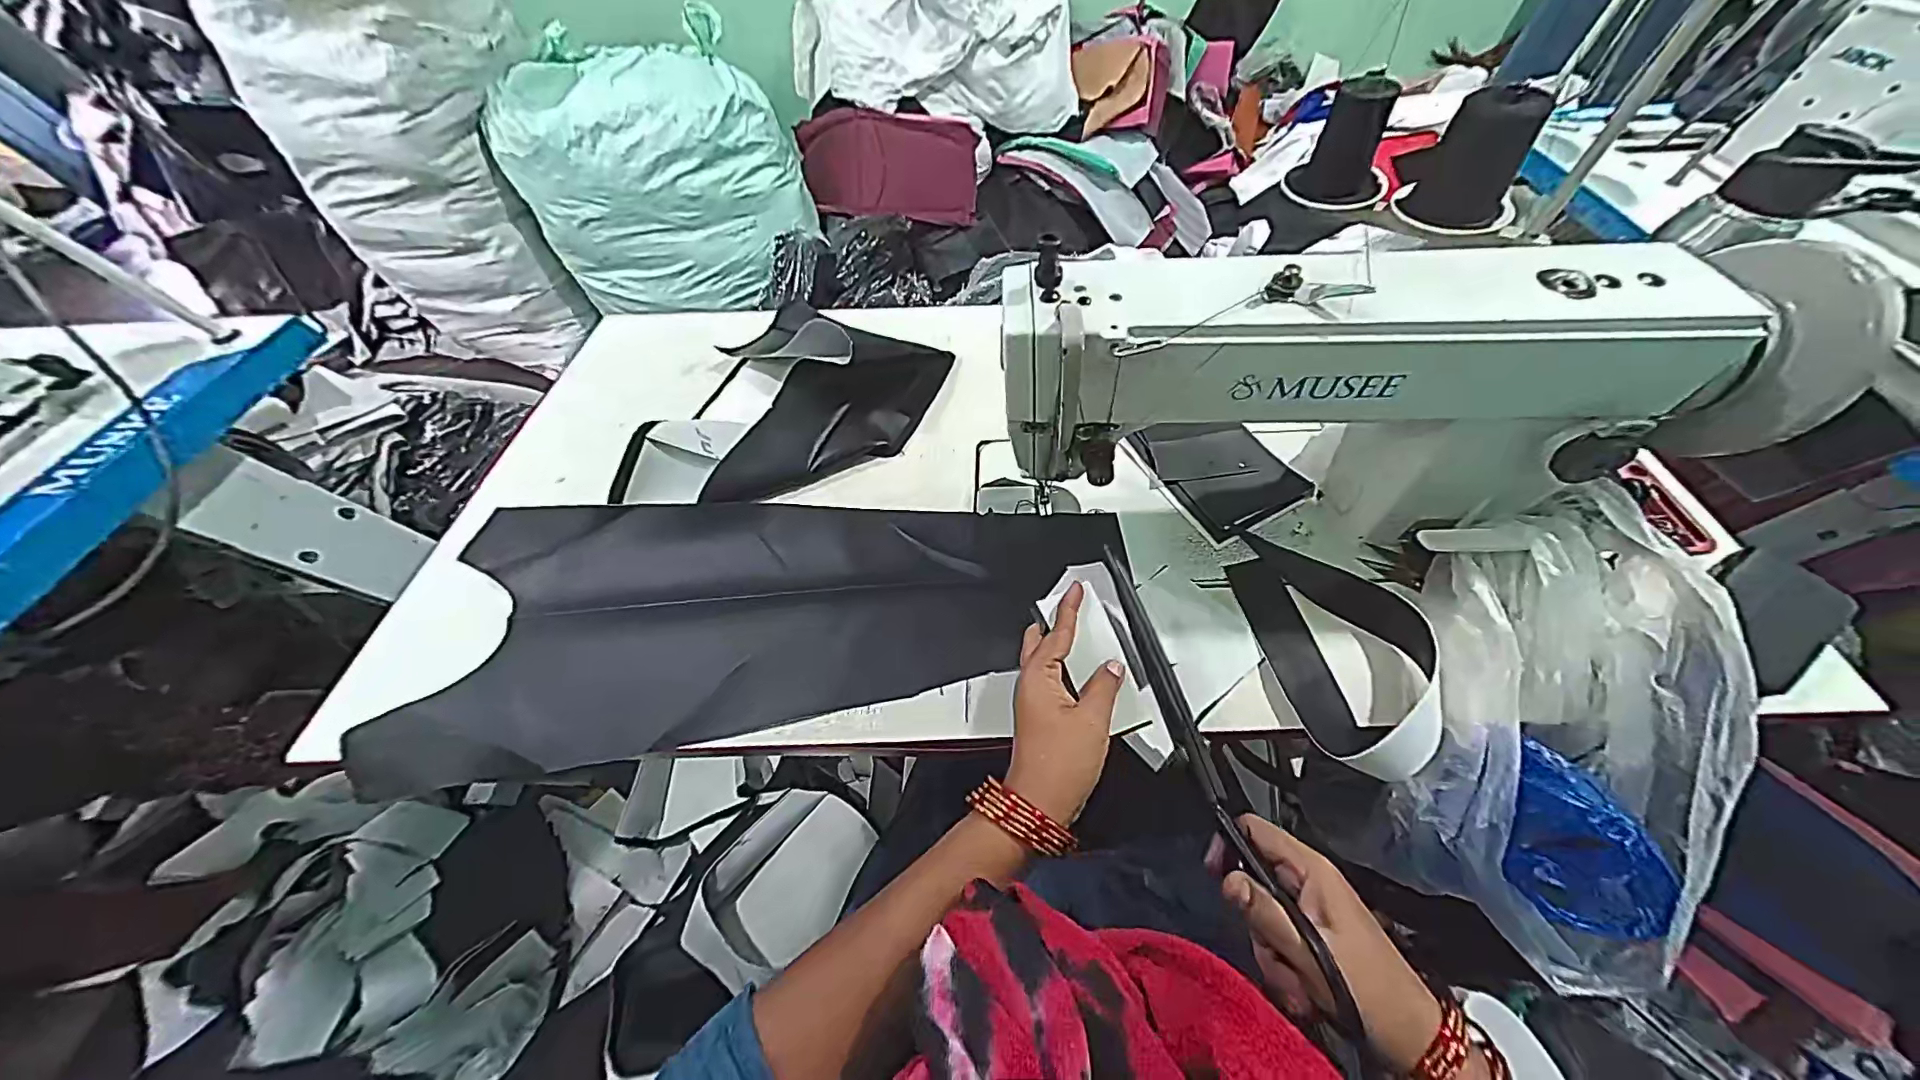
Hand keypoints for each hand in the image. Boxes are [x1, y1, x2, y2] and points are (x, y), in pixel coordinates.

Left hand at [1005, 581, 1122, 825]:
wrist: (1039, 801)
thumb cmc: (1057, 766)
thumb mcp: (1092, 720)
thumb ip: (1104, 687)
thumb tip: (1112, 667)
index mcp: (1038, 677)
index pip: (1056, 632)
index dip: (1068, 608)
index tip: (1074, 589)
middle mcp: (1030, 685)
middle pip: (1039, 641)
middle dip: (1054, 621)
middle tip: (1071, 605)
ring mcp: (1032, 700)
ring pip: (1044, 660)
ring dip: (1058, 644)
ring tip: (1078, 631)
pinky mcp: (1040, 715)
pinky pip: (1052, 680)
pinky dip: (1065, 668)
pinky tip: (1082, 674)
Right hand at [1218, 814, 1443, 1072]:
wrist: (1412, 1037)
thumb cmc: (1371, 991)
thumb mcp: (1308, 950)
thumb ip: (1263, 911)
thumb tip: (1227, 879)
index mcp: (1311, 870)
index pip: (1253, 829)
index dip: (1227, 844)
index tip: (1216, 875)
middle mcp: (1309, 882)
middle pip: (1253, 880)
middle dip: (1256, 922)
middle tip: (1276, 953)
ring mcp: (1311, 908)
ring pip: (1262, 915)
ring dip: (1271, 953)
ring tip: (1298, 982)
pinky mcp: (1313, 933)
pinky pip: (1278, 938)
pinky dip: (1283, 965)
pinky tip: (1303, 989)